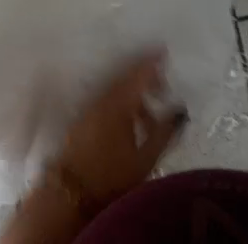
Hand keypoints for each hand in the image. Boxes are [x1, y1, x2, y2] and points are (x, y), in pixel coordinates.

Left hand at [49, 51, 185, 207]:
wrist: (68, 194)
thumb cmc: (110, 178)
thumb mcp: (145, 159)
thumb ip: (164, 132)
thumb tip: (179, 111)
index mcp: (119, 102)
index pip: (138, 73)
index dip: (152, 61)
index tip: (164, 52)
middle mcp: (102, 98)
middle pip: (125, 77)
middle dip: (144, 77)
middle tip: (162, 88)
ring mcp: (89, 108)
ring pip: (115, 89)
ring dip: (132, 93)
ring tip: (148, 113)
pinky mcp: (81, 120)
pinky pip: (105, 99)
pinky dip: (119, 102)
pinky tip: (128, 121)